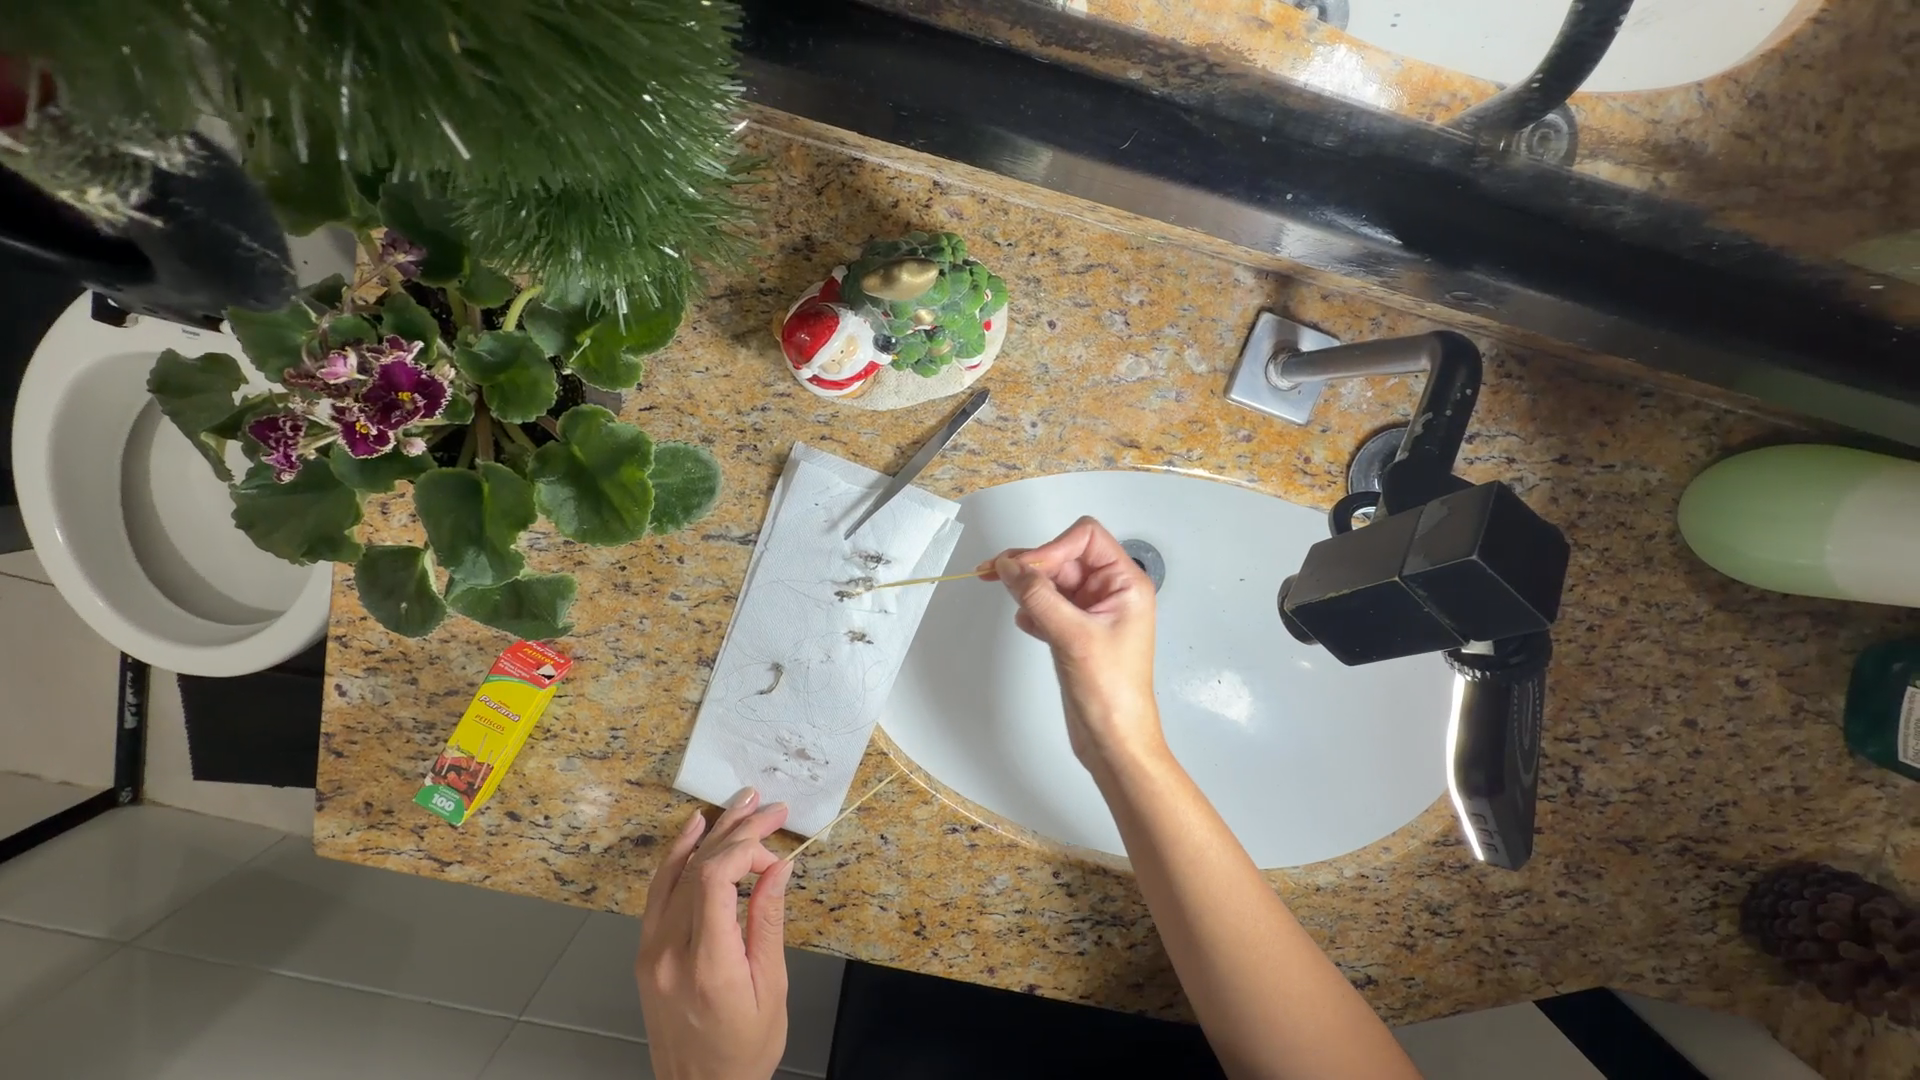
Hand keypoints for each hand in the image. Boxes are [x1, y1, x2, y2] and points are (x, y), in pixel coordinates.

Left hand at [637, 787, 792, 1079]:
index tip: (775, 853)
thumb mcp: (771, 987)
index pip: (713, 878)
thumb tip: (778, 867)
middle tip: (771, 809)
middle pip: (698, 867)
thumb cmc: (745, 1048)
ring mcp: (650, 950)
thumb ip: (769, 921)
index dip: (745, 849)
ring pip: (677, 872)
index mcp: (706, 964)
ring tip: (741, 803)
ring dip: (712, 832)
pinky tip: (695, 828)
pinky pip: (659, 891)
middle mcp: (669, 952)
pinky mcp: (646, 951)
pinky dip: (678, 855)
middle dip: (739, 831)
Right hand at [980, 516, 1164, 769]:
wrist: (1114, 741)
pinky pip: (1048, 605)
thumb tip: (1009, 565)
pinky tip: (1028, 625)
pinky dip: (1032, 610)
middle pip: (1064, 557)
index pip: (1085, 538)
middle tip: (995, 574)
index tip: (1024, 570)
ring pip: (1053, 581)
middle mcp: (1111, 593)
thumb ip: (1038, 596)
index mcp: (1125, 584)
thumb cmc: (1112, 694)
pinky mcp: (1076, 632)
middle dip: (1033, 566)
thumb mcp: (1073, 636)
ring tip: (1015, 603)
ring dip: (1029, 588)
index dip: (1052, 548)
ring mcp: (1092, 613)